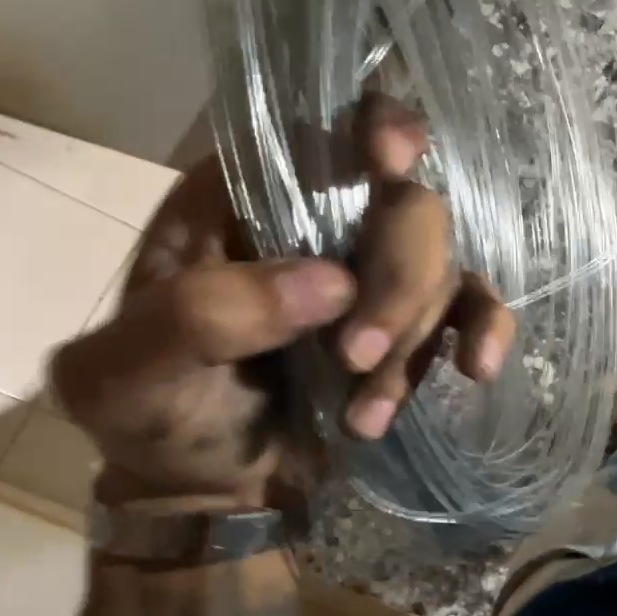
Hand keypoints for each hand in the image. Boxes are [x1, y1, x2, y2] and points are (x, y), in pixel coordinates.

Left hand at [49, 93, 516, 507]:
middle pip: (407, 207)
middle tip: (355, 357)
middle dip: (397, 281)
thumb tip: (330, 284)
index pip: (321, 131)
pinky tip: (477, 370)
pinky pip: (477, 309)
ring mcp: (379, 276)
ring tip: (366, 415)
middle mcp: (325, 224)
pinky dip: (486, 333)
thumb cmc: (151, 416)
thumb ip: (203, 317)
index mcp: (244, 202)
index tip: (389, 163)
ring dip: (415, 338)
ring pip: (443, 268)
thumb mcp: (130, 372)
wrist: (207, 487)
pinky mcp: (419, 326)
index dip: (371, 128)